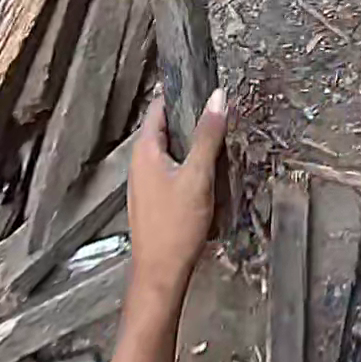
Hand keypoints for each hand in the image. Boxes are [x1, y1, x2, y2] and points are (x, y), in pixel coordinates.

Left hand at [126, 88, 227, 307]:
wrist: (161, 275)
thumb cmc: (176, 225)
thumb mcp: (198, 175)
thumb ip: (209, 135)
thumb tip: (218, 97)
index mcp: (145, 150)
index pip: (159, 106)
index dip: (181, 93)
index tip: (205, 86)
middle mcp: (140, 162)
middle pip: (167, 127)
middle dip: (192, 120)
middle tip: (219, 115)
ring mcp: (145, 181)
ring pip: (172, 149)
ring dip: (193, 144)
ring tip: (218, 142)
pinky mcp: (154, 197)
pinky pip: (173, 168)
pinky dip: (189, 164)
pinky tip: (208, 173)